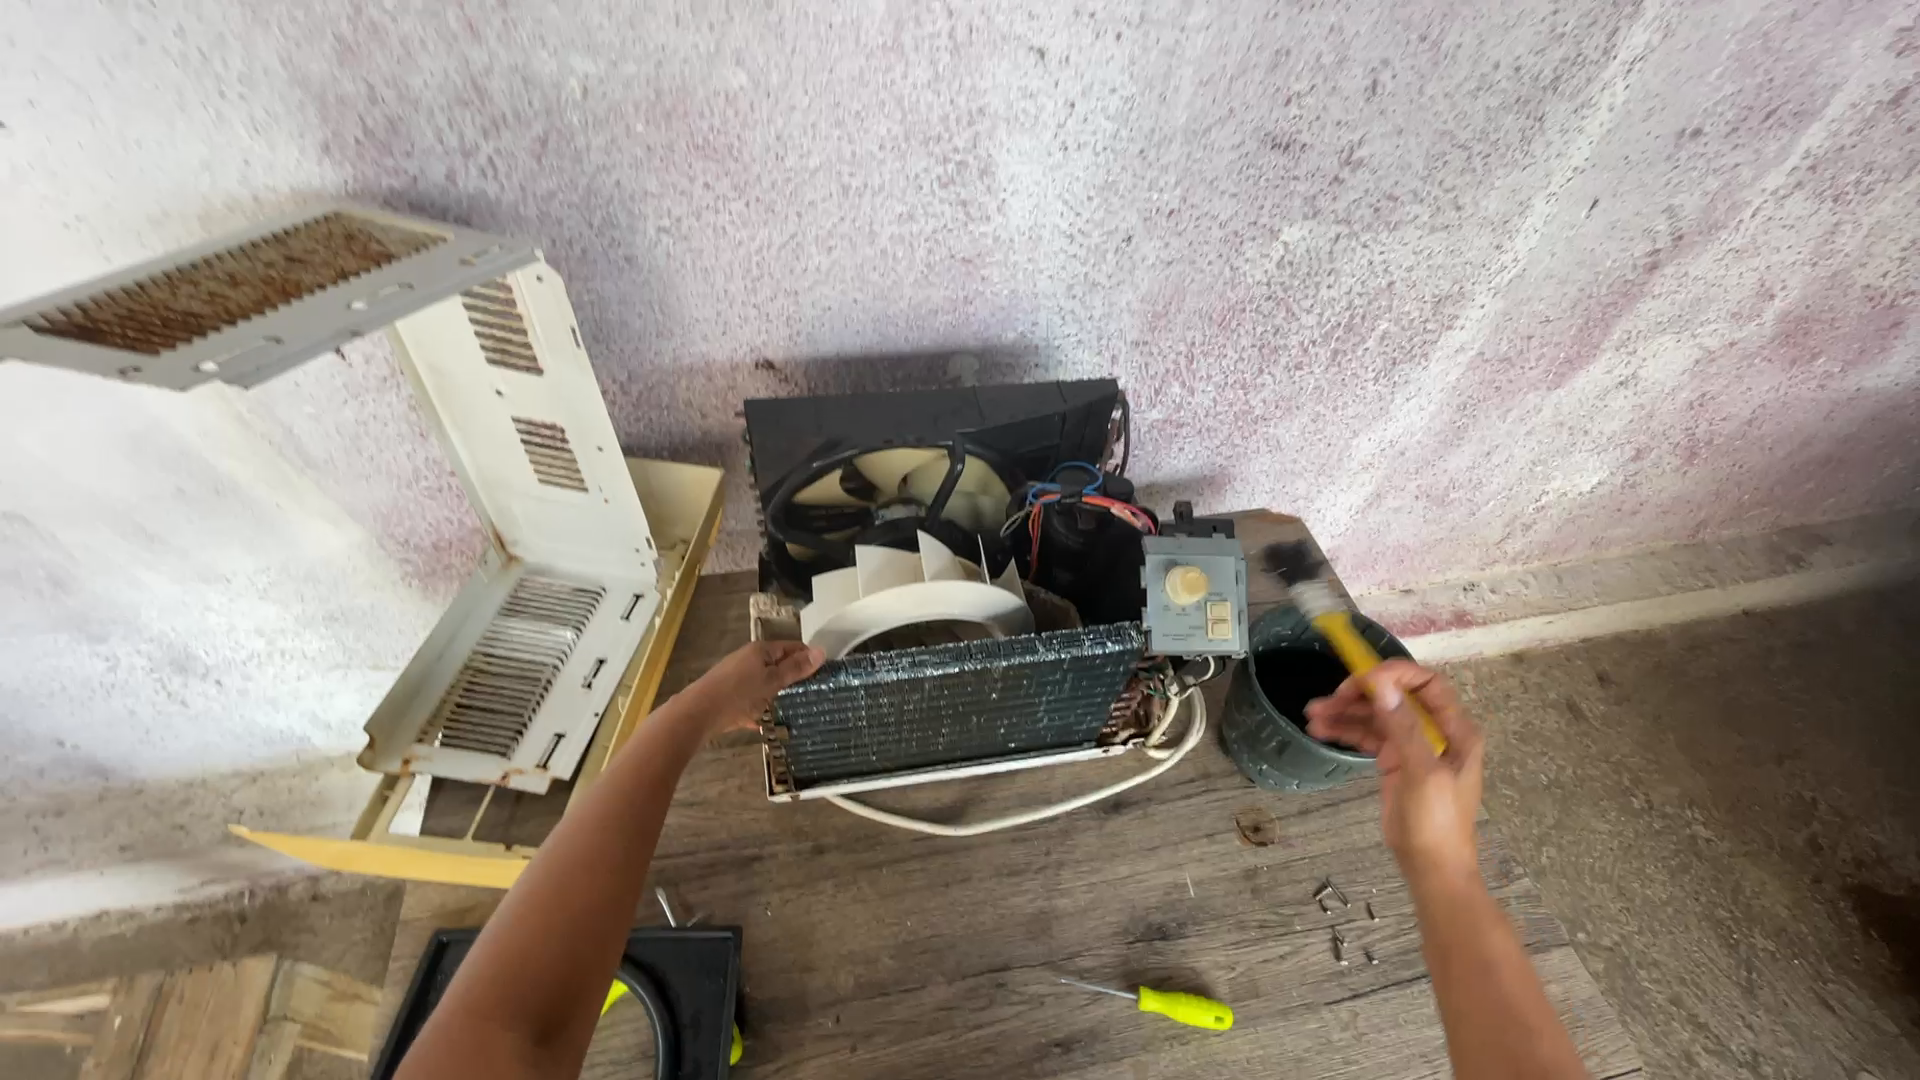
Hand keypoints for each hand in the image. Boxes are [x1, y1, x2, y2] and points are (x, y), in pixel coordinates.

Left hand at [675, 641, 825, 735]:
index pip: (792, 647)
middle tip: (814, 695)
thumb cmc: (738, 694)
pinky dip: (761, 709)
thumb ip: (796, 668)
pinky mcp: (729, 696)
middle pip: (778, 665)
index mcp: (760, 651)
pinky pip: (752, 700)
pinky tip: (769, 724)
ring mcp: (737, 677)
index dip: (808, 658)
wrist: (697, 714)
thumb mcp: (772, 681)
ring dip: (778, 695)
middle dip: (794, 679)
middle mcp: (748, 659)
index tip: (824, 674)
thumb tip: (821, 651)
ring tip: (796, 710)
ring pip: (765, 684)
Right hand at [1304, 659, 1484, 883]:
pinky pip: (1366, 735)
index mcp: (1454, 730)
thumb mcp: (1421, 772)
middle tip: (1330, 699)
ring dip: (1345, 711)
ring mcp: (1412, 745)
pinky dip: (1344, 730)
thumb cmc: (1437, 821)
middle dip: (1361, 693)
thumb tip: (1381, 684)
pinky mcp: (1393, 760)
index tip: (1361, 679)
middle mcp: (1434, 731)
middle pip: (1394, 696)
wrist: (1431, 866)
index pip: (1427, 684)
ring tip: (1312, 714)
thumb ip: (1403, 727)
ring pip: (1375, 715)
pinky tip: (1320, 730)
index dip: (1395, 674)